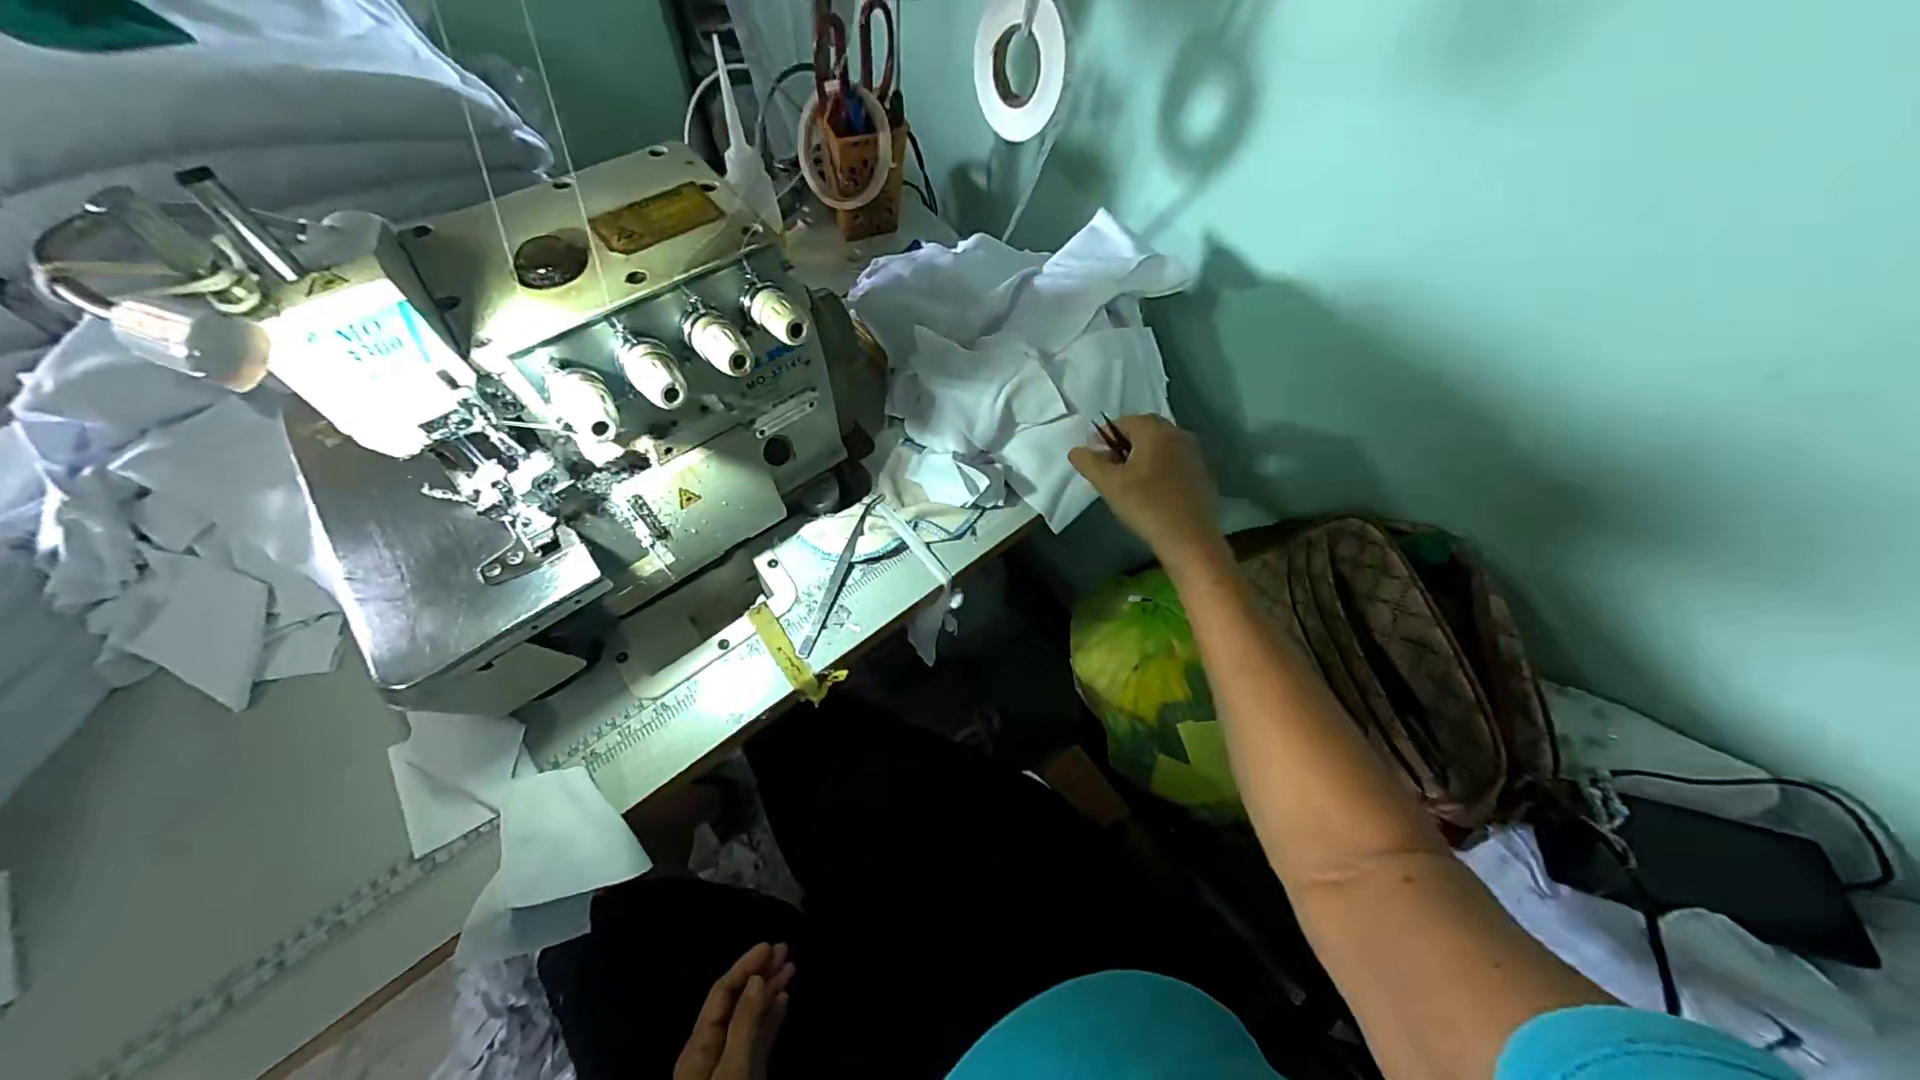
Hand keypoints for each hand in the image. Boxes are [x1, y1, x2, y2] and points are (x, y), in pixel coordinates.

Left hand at [673, 942, 794, 1079]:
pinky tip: (784, 1000)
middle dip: (760, 972)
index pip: (722, 992)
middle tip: (784, 948)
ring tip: (790, 967)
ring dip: (769, 989)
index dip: (745, 965)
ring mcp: (728, 1063)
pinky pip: (758, 1037)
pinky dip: (770, 1016)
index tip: (768, 945)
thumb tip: (756, 978)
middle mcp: (712, 1049)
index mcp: (699, 1046)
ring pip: (750, 1016)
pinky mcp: (744, 1074)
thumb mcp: (733, 1069)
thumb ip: (744, 1024)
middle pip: (736, 1000)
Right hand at [1069, 415, 1229, 574]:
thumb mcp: (1109, 484)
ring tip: (1129, 481)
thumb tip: (1076, 450)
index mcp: (1156, 431)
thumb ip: (1089, 463)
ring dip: (1142, 456)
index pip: (1124, 421)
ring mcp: (1194, 453)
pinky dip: (1159, 468)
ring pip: (1160, 446)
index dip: (1105, 436)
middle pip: (1145, 430)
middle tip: (1110, 469)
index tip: (1095, 458)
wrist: (1189, 538)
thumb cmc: (1145, 505)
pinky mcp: (1201, 473)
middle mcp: (1179, 434)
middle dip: (1124, 445)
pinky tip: (1152, 491)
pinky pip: (1174, 461)